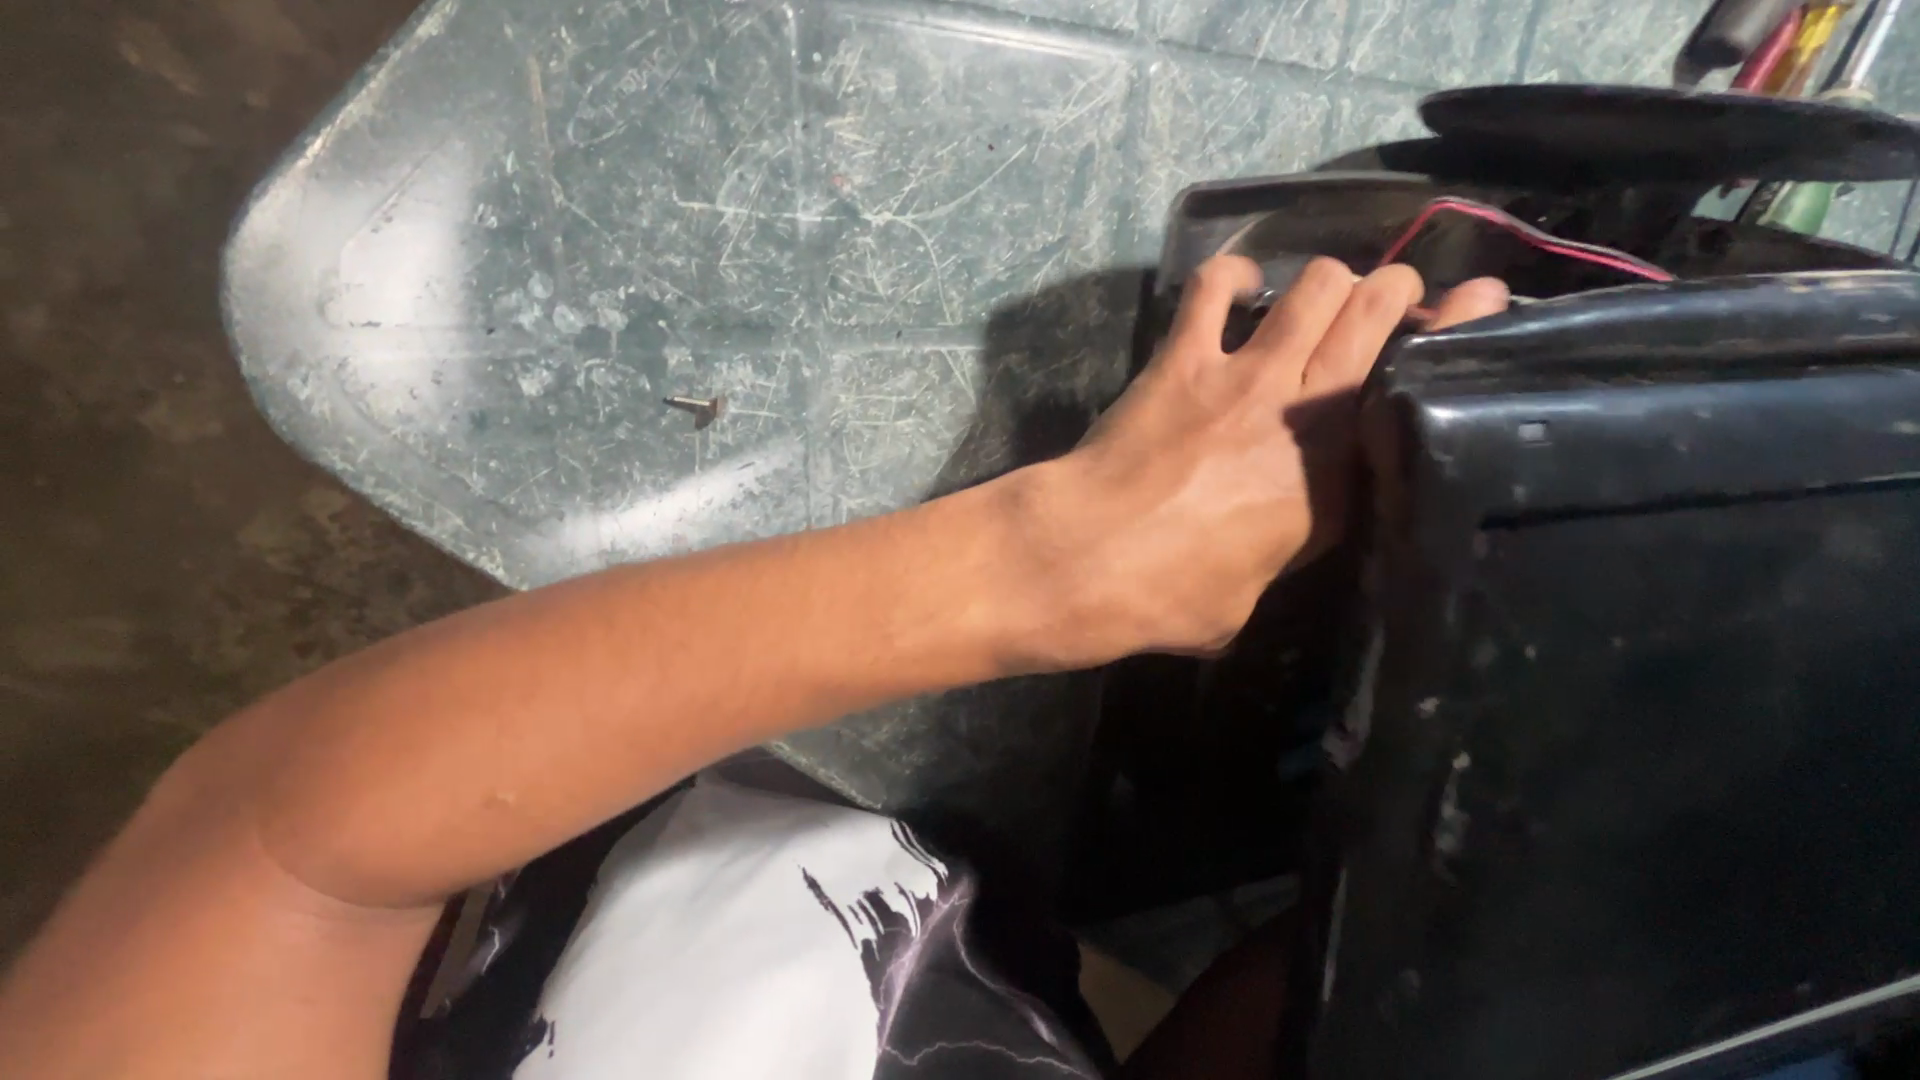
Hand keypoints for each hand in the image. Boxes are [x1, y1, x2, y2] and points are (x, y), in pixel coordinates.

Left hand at [1017, 255, 1507, 665]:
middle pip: (1377, 311)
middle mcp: (1308, 411)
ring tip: (1321, 294)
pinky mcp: (1183, 360)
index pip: (1421, 383)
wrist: (1091, 558)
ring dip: (1330, 279)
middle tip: (1388, 297)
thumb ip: (1271, 557)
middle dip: (1396, 289)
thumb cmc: (1172, 597)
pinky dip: (1231, 277)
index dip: (1460, 327)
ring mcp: (1246, 376)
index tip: (1478, 302)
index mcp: (1340, 476)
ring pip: (1318, 285)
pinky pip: (1214, 288)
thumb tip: (1261, 550)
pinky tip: (1236, 289)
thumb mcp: (1248, 599)